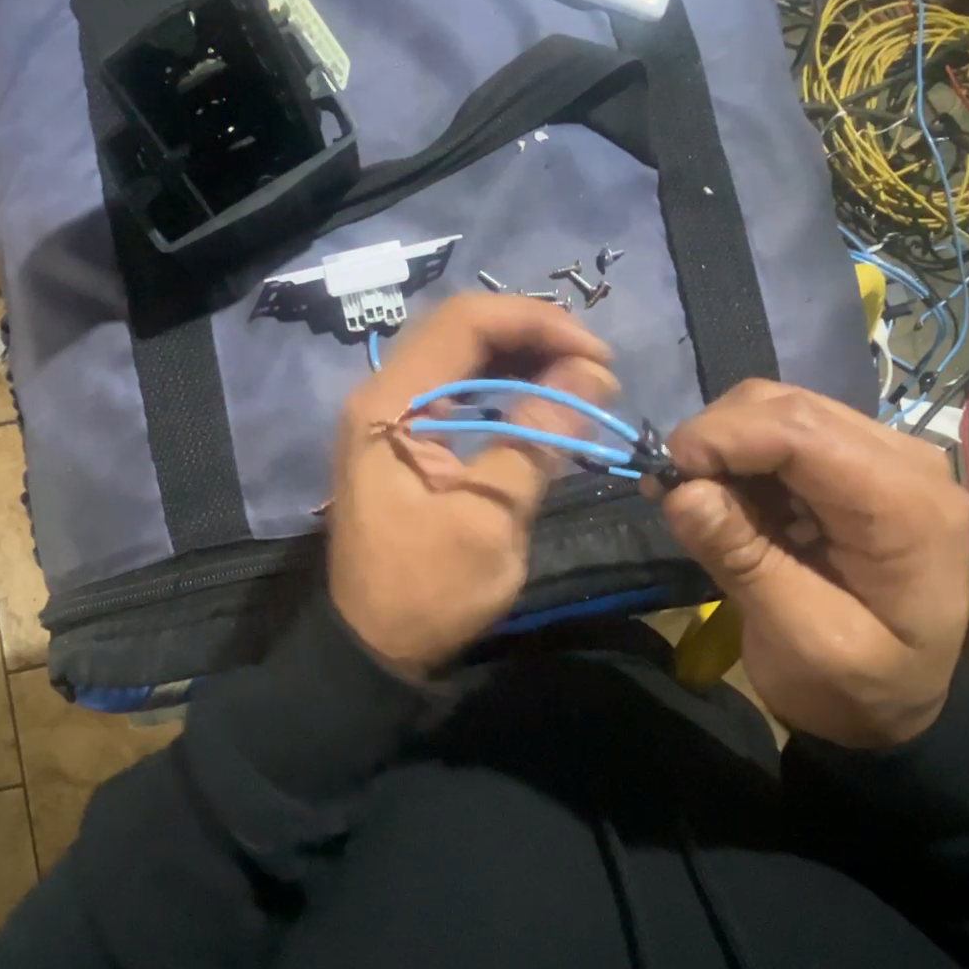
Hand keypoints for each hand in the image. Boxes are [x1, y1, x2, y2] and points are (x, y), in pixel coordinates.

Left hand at [329, 295, 615, 676]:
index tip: (595, 353)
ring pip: (460, 359)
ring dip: (521, 361)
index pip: (465, 321)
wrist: (373, 646)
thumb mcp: (490, 517)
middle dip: (533, 338)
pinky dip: (500, 390)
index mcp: (390, 404)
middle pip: (461, 332)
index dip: (536, 323)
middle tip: (594, 369)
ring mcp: (387, 417)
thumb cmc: (427, 590)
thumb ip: (536, 436)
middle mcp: (381, 395)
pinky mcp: (400, 441)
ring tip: (579, 384)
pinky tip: (539, 405)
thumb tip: (589, 371)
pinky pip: (454, 393)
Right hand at [655, 380, 968, 747]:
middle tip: (670, 491)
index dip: (723, 437)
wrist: (891, 707)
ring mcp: (882, 458)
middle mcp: (904, 463)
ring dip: (723, 445)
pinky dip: (737, 456)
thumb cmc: (853, 686)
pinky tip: (723, 499)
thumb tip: (680, 492)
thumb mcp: (799, 639)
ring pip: (779, 410)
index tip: (664, 474)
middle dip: (716, 438)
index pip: (803, 432)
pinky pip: (782, 433)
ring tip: (694, 499)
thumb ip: (745, 563)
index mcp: (905, 508)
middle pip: (789, 407)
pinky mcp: (855, 465)